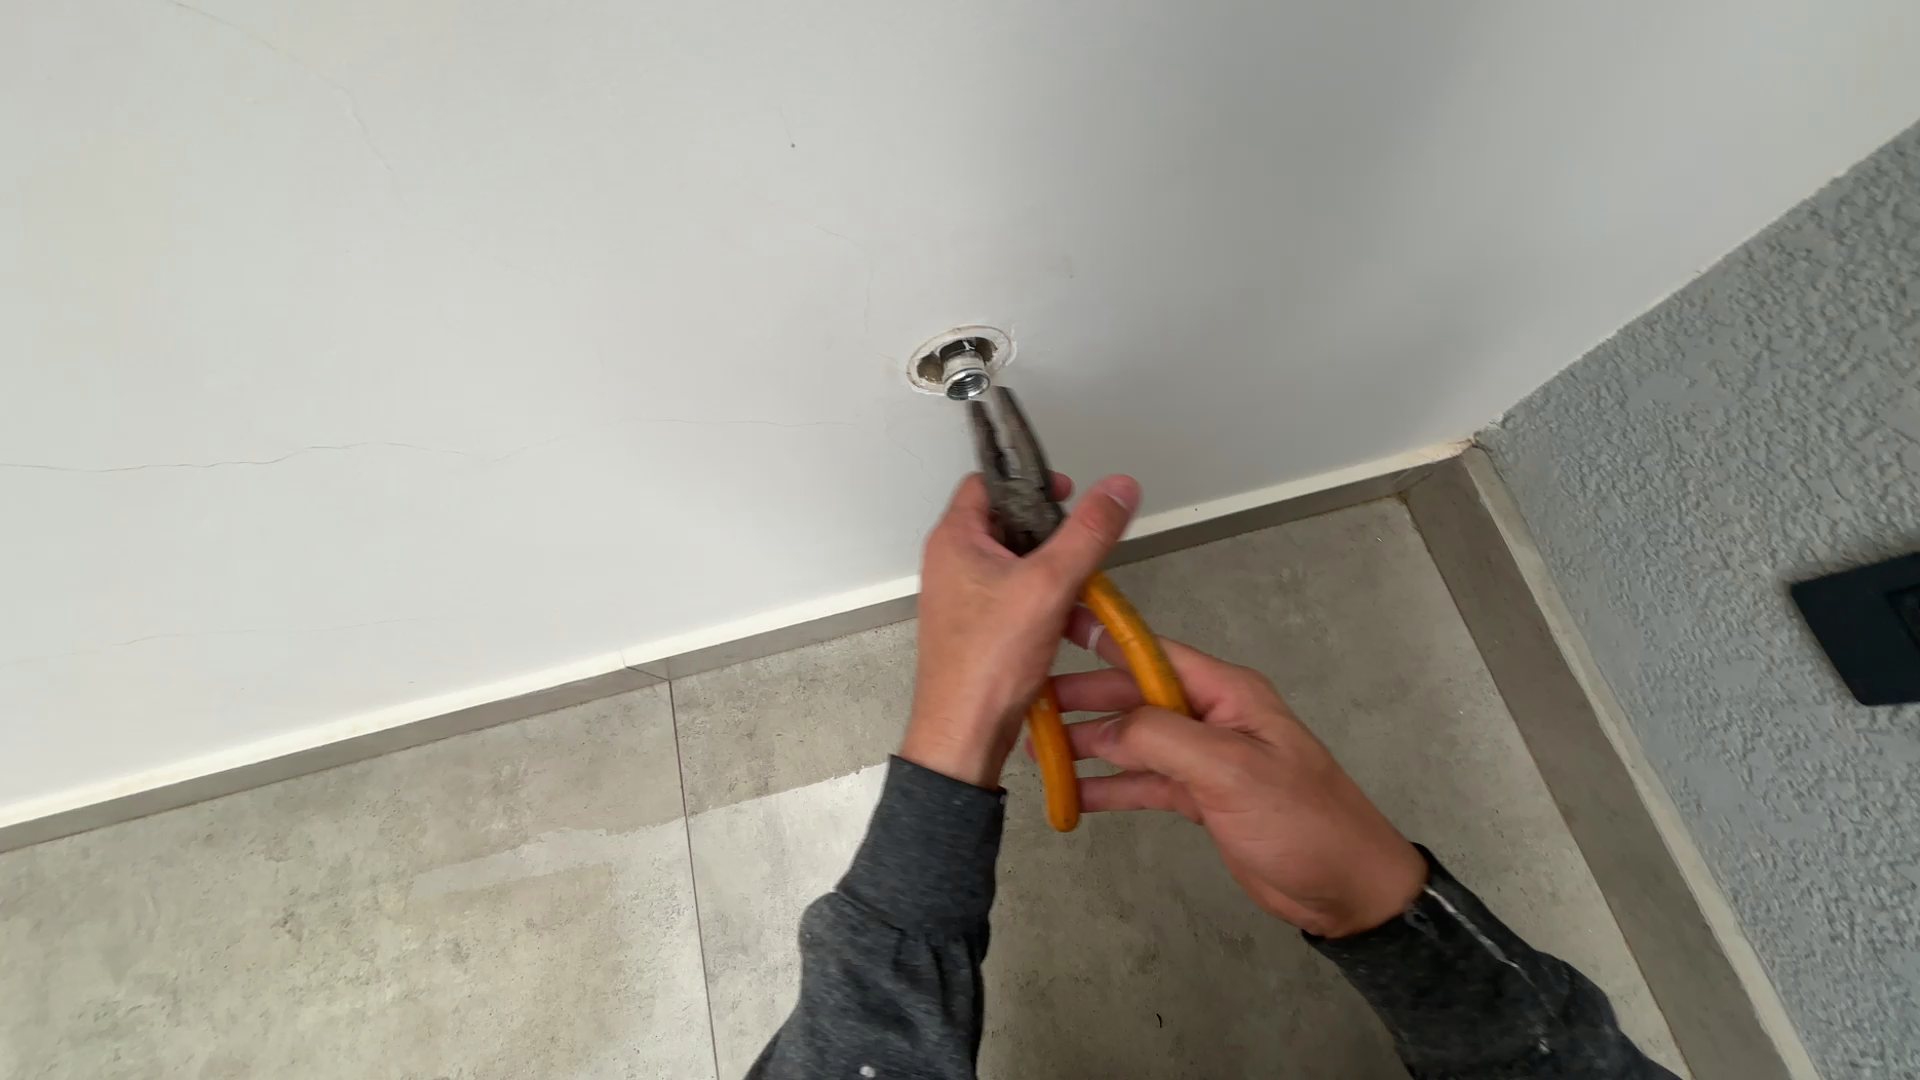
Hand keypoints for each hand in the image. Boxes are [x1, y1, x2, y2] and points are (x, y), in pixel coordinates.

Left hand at [900, 472, 1139, 788]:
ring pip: (1014, 562)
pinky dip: (1042, 598)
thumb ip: (1088, 533)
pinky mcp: (976, 626)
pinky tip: (1069, 617)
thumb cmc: (991, 658)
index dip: (1028, 480)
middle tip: (1081, 543)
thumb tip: (1119, 486)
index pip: (987, 483)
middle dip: (1048, 530)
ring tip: (1081, 582)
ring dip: (1051, 568)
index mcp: (954, 539)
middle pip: (1005, 522)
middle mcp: (952, 562)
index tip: (1066, 493)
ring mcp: (962, 596)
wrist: (965, 733)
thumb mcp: (1049, 584)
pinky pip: (1013, 595)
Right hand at [1054, 612, 1426, 937]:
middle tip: (1032, 704)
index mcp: (1223, 692)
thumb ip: (1161, 738)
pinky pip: (1143, 782)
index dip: (1105, 638)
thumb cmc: (1297, 818)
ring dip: (1089, 745)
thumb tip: (1104, 729)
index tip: (1058, 626)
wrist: (1348, 892)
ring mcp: (1202, 758)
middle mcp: (1208, 716)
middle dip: (1084, 700)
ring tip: (1039, 749)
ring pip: (1133, 741)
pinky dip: (1109, 786)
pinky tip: (1073, 794)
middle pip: (1134, 697)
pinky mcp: (1198, 796)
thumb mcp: (1229, 768)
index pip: (1152, 652)